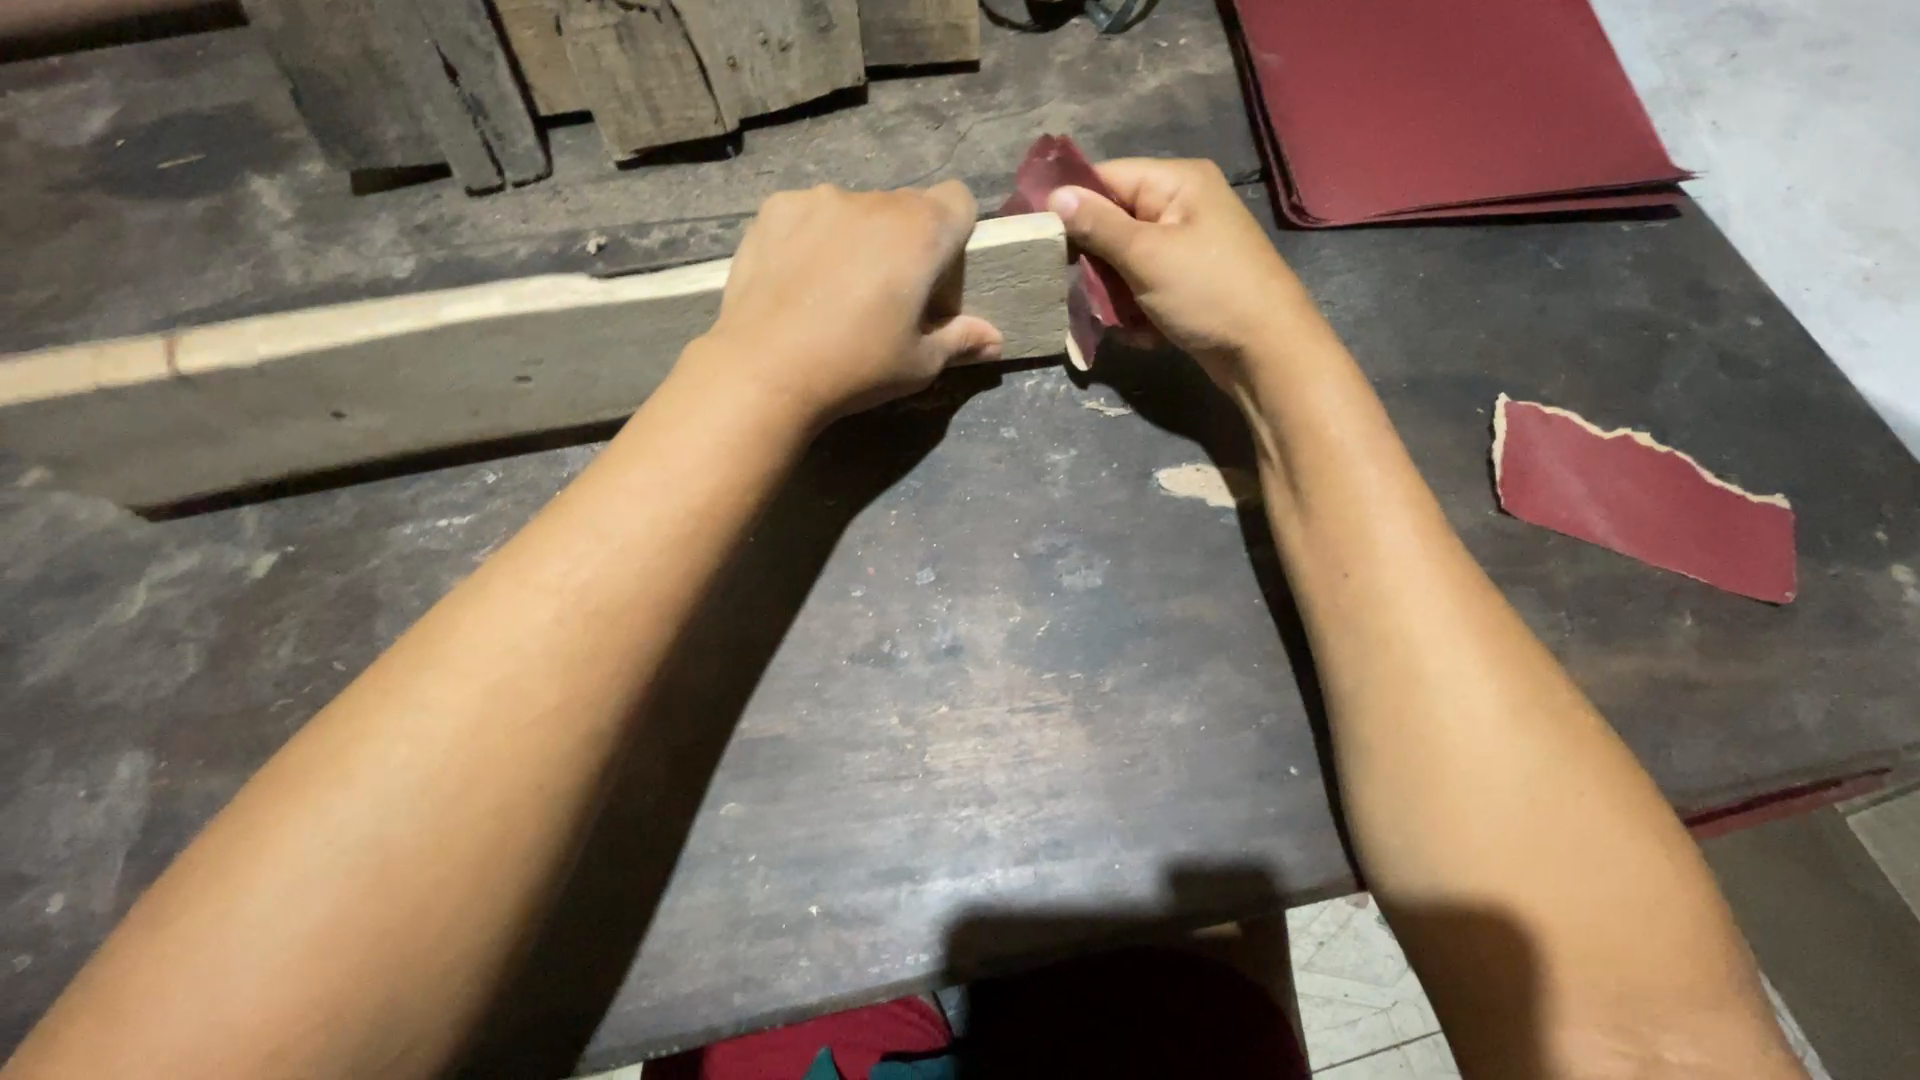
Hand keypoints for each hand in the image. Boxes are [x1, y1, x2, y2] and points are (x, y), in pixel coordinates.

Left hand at [687, 181, 1003, 421]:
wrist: (764, 371)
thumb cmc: (856, 367)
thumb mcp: (920, 364)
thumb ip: (960, 339)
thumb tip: (994, 339)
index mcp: (922, 231)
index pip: (959, 202)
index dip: (953, 241)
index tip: (932, 286)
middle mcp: (875, 200)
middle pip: (907, 209)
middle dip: (906, 245)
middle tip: (884, 300)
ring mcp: (820, 200)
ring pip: (856, 212)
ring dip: (858, 240)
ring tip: (833, 293)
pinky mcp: (775, 209)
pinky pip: (809, 215)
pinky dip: (813, 239)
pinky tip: (797, 281)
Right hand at [1046, 159, 1319, 391]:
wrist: (1266, 353)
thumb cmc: (1209, 293)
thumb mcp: (1147, 255)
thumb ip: (1097, 225)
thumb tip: (1053, 196)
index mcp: (1177, 182)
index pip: (1106, 178)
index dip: (1070, 204)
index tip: (1037, 236)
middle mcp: (1181, 207)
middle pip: (1111, 222)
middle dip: (1093, 261)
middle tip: (1078, 288)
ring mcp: (1184, 249)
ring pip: (1122, 263)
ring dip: (1112, 294)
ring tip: (1116, 318)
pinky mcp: (1185, 285)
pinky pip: (1141, 289)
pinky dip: (1134, 311)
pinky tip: (1142, 332)